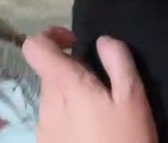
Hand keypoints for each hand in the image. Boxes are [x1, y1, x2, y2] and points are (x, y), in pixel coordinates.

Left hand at [24, 31, 157, 142]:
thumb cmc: (125, 141)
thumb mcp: (133, 97)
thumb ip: (118, 60)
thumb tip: (102, 40)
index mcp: (65, 87)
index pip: (34, 47)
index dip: (51, 35)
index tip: (76, 42)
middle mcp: (47, 106)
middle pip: (49, 72)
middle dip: (72, 70)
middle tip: (101, 83)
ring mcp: (44, 131)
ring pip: (53, 97)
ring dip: (72, 94)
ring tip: (100, 111)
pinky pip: (54, 120)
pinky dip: (70, 116)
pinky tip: (93, 131)